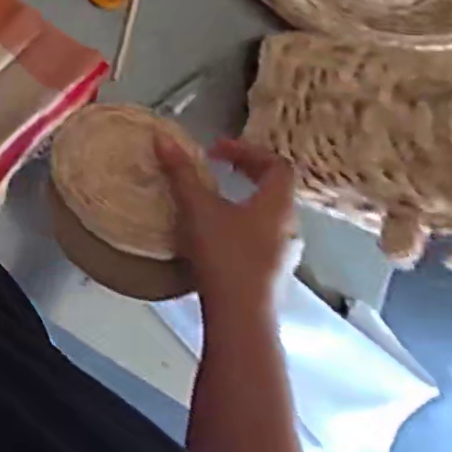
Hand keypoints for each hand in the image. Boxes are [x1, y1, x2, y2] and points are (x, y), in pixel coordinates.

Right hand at [156, 135, 295, 314]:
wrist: (241, 313)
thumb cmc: (224, 253)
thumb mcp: (197, 207)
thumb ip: (181, 171)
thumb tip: (163, 137)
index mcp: (277, 205)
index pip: (277, 164)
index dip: (247, 150)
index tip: (215, 149)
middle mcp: (289, 225)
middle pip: (275, 186)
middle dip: (245, 169)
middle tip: (215, 163)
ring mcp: (285, 251)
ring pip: (269, 211)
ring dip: (244, 195)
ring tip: (213, 194)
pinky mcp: (273, 270)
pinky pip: (263, 232)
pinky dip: (243, 218)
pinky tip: (218, 228)